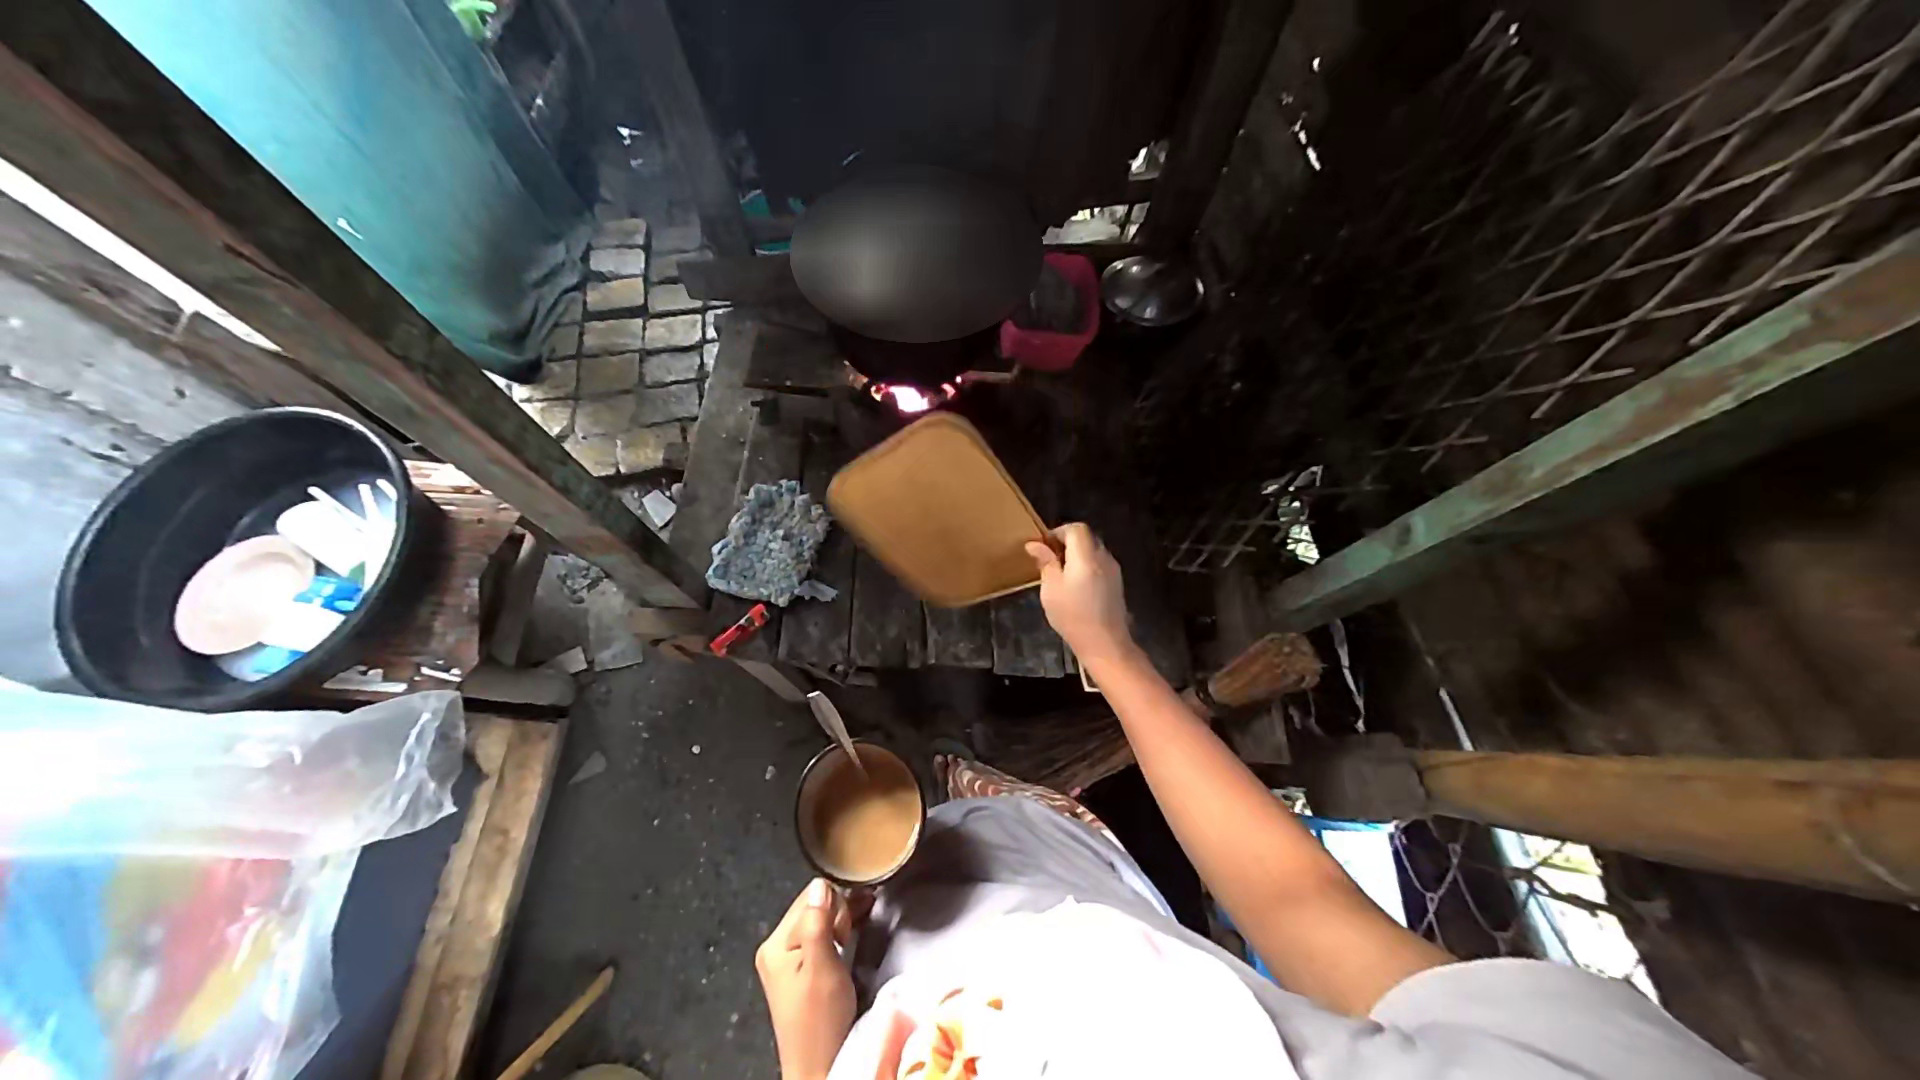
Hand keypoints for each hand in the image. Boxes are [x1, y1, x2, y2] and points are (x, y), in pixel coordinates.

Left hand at [756, 878, 862, 1079]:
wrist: (819, 1070)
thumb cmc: (821, 1021)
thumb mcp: (822, 967)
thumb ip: (818, 923)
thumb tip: (820, 883)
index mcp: (775, 944)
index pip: (810, 898)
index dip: (836, 905)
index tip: (850, 927)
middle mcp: (776, 947)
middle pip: (813, 907)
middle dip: (838, 913)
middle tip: (849, 937)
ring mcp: (786, 960)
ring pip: (819, 921)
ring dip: (840, 923)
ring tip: (853, 937)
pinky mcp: (800, 972)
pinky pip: (820, 937)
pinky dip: (837, 934)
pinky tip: (849, 938)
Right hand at [1026, 523, 1133, 664]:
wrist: (1105, 643)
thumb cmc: (1073, 615)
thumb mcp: (1051, 589)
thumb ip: (1045, 562)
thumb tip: (1035, 544)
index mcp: (1086, 556)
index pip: (1076, 529)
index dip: (1058, 532)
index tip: (1044, 546)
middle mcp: (1104, 557)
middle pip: (1086, 537)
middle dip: (1067, 543)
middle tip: (1049, 559)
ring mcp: (1113, 570)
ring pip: (1094, 550)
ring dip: (1077, 555)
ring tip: (1061, 574)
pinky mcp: (1117, 583)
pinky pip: (1100, 564)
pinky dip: (1086, 566)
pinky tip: (1076, 586)